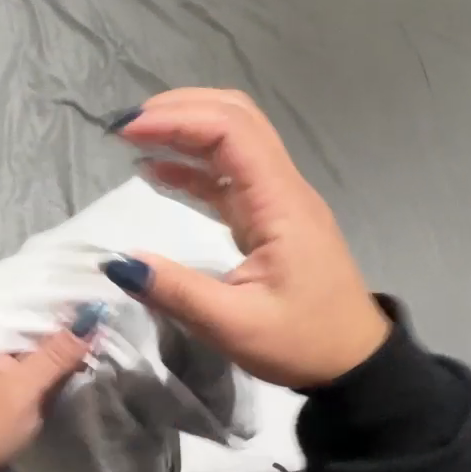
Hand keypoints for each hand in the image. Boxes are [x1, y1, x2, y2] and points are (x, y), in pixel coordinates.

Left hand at [0, 330, 92, 471]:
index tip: (95, 335)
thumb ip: (53, 359)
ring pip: (27, 370)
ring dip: (51, 373)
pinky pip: (20, 387)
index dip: (63, 331)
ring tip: (83, 369)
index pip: (30, 327)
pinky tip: (58, 390)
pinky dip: (39, 389)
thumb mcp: (21, 392)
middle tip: (93, 355)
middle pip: (30, 348)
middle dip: (59, 354)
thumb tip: (86, 326)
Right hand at [105, 88, 390, 388]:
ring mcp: (278, 201)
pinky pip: (230, 175)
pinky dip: (193, 165)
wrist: (353, 362)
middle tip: (127, 123)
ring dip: (186, 130)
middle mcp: (282, 188)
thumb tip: (118, 262)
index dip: (177, 121)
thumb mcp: (233, 325)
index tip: (127, 132)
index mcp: (279, 203)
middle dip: (180, 109)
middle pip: (236, 118)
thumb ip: (175, 290)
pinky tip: (156, 171)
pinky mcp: (270, 219)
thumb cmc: (301, 342)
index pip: (230, 132)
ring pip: (235, 140)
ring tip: (135, 136)